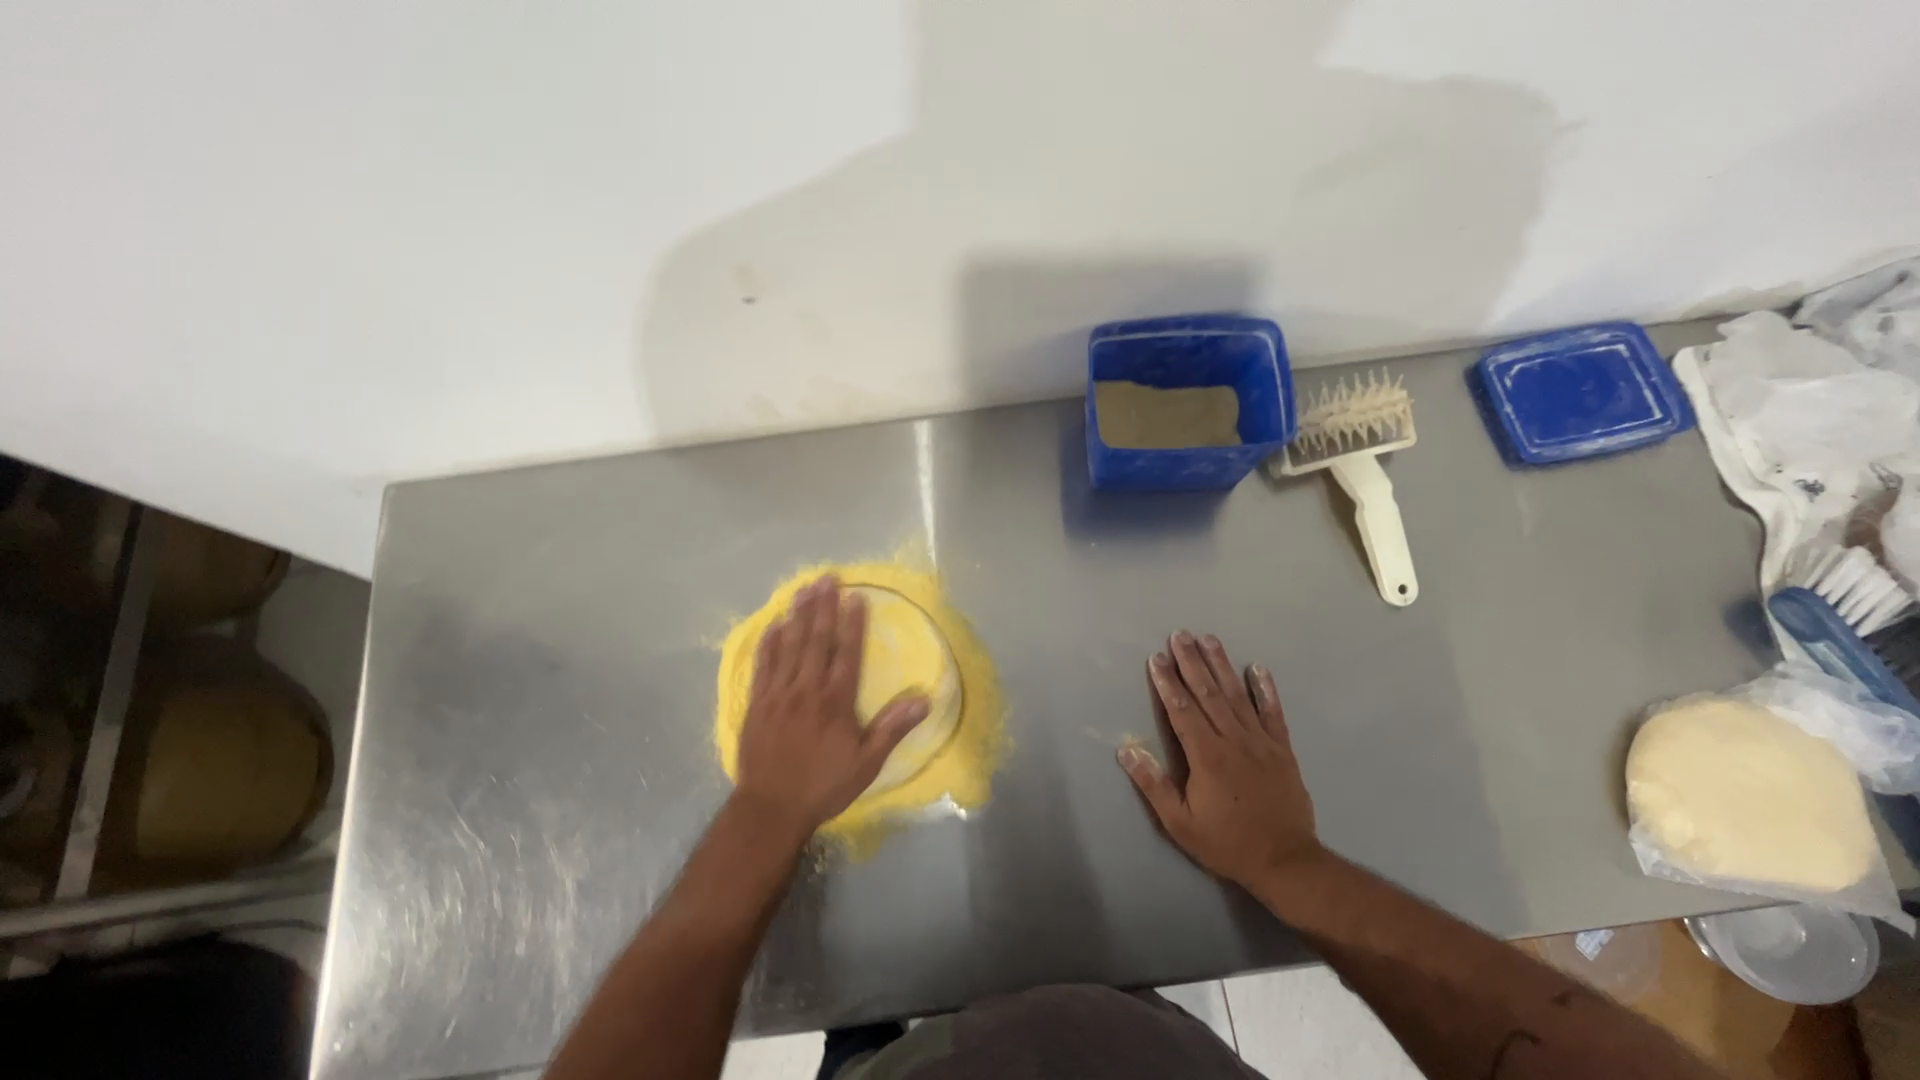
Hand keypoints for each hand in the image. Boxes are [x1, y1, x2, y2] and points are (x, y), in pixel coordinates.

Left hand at [732, 575, 928, 841]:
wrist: (770, 808)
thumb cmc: (824, 786)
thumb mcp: (866, 764)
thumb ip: (892, 729)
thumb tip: (924, 700)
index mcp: (835, 702)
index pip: (847, 653)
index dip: (852, 623)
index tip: (856, 597)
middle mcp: (806, 690)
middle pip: (816, 640)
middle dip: (823, 607)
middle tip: (827, 578)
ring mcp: (778, 694)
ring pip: (789, 645)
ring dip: (797, 615)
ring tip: (803, 589)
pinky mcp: (757, 703)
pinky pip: (763, 664)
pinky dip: (769, 642)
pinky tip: (774, 624)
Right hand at [1118, 631, 1324, 887]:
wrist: (1286, 861)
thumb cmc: (1227, 843)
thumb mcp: (1180, 823)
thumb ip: (1153, 785)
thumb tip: (1126, 750)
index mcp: (1207, 756)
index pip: (1182, 710)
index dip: (1167, 682)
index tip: (1156, 658)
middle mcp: (1234, 740)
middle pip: (1209, 693)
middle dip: (1192, 662)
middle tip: (1180, 634)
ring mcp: (1261, 742)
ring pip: (1238, 695)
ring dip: (1222, 665)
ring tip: (1209, 639)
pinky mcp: (1282, 749)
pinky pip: (1273, 712)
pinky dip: (1265, 689)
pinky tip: (1257, 668)